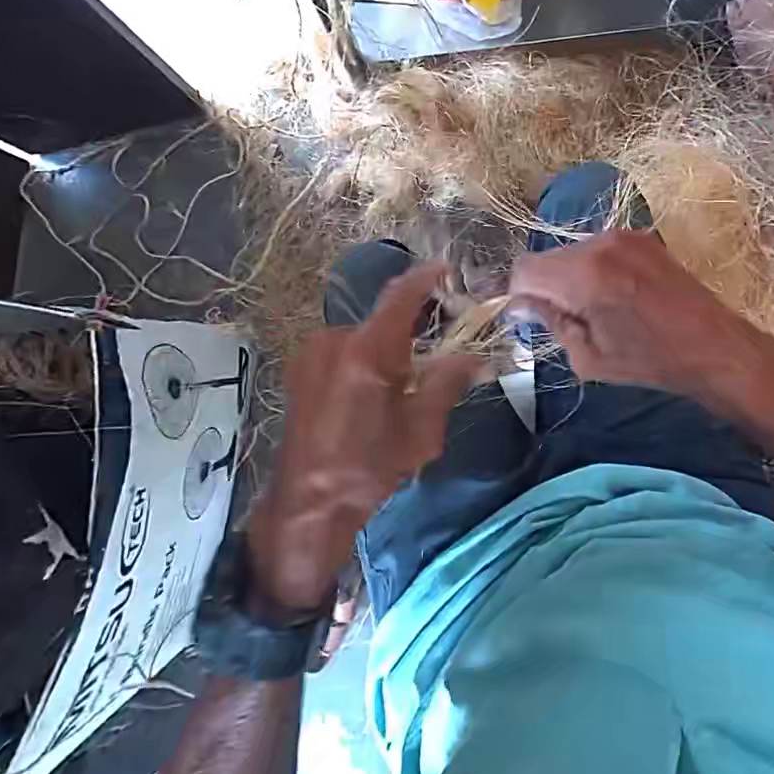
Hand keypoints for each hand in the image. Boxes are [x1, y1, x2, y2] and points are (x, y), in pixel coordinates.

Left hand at [248, 263, 480, 612]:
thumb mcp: (420, 430)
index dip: (425, 277)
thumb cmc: (369, 469)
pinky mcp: (298, 370)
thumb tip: (475, 357)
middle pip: (383, 321)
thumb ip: (447, 382)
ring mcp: (310, 353)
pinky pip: (340, 352)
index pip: (400, 296)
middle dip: (411, 331)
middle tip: (436, 349)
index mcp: (367, 349)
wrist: (307, 505)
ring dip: (384, 350)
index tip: (445, 269)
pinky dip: (361, 360)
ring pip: (361, 338)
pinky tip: (368, 394)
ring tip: (399, 386)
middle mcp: (334, 339)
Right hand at [506, 230, 773, 457]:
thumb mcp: (589, 356)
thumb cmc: (652, 363)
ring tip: (592, 308)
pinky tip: (613, 295)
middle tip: (561, 317)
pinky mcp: (642, 237)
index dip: (518, 294)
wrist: (719, 349)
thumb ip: (551, 322)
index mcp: (584, 275)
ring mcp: (623, 236)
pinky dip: (592, 269)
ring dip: (568, 277)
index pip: (523, 270)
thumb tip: (524, 305)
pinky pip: (596, 249)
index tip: (528, 315)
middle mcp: (601, 244)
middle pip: (545, 258)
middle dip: (543, 286)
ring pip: (570, 252)